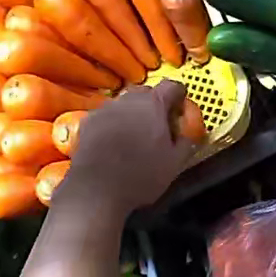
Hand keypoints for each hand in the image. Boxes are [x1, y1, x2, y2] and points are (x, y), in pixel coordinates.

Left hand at [50, 81, 195, 220]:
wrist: (96, 190)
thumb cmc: (142, 176)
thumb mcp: (175, 163)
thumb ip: (186, 142)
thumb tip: (188, 133)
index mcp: (153, 105)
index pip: (172, 86)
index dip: (180, 95)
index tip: (181, 108)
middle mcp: (127, 99)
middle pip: (146, 92)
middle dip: (156, 103)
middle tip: (160, 124)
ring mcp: (104, 109)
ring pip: (124, 103)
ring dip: (133, 113)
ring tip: (136, 135)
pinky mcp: (87, 122)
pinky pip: (107, 116)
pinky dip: (114, 123)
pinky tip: (115, 143)